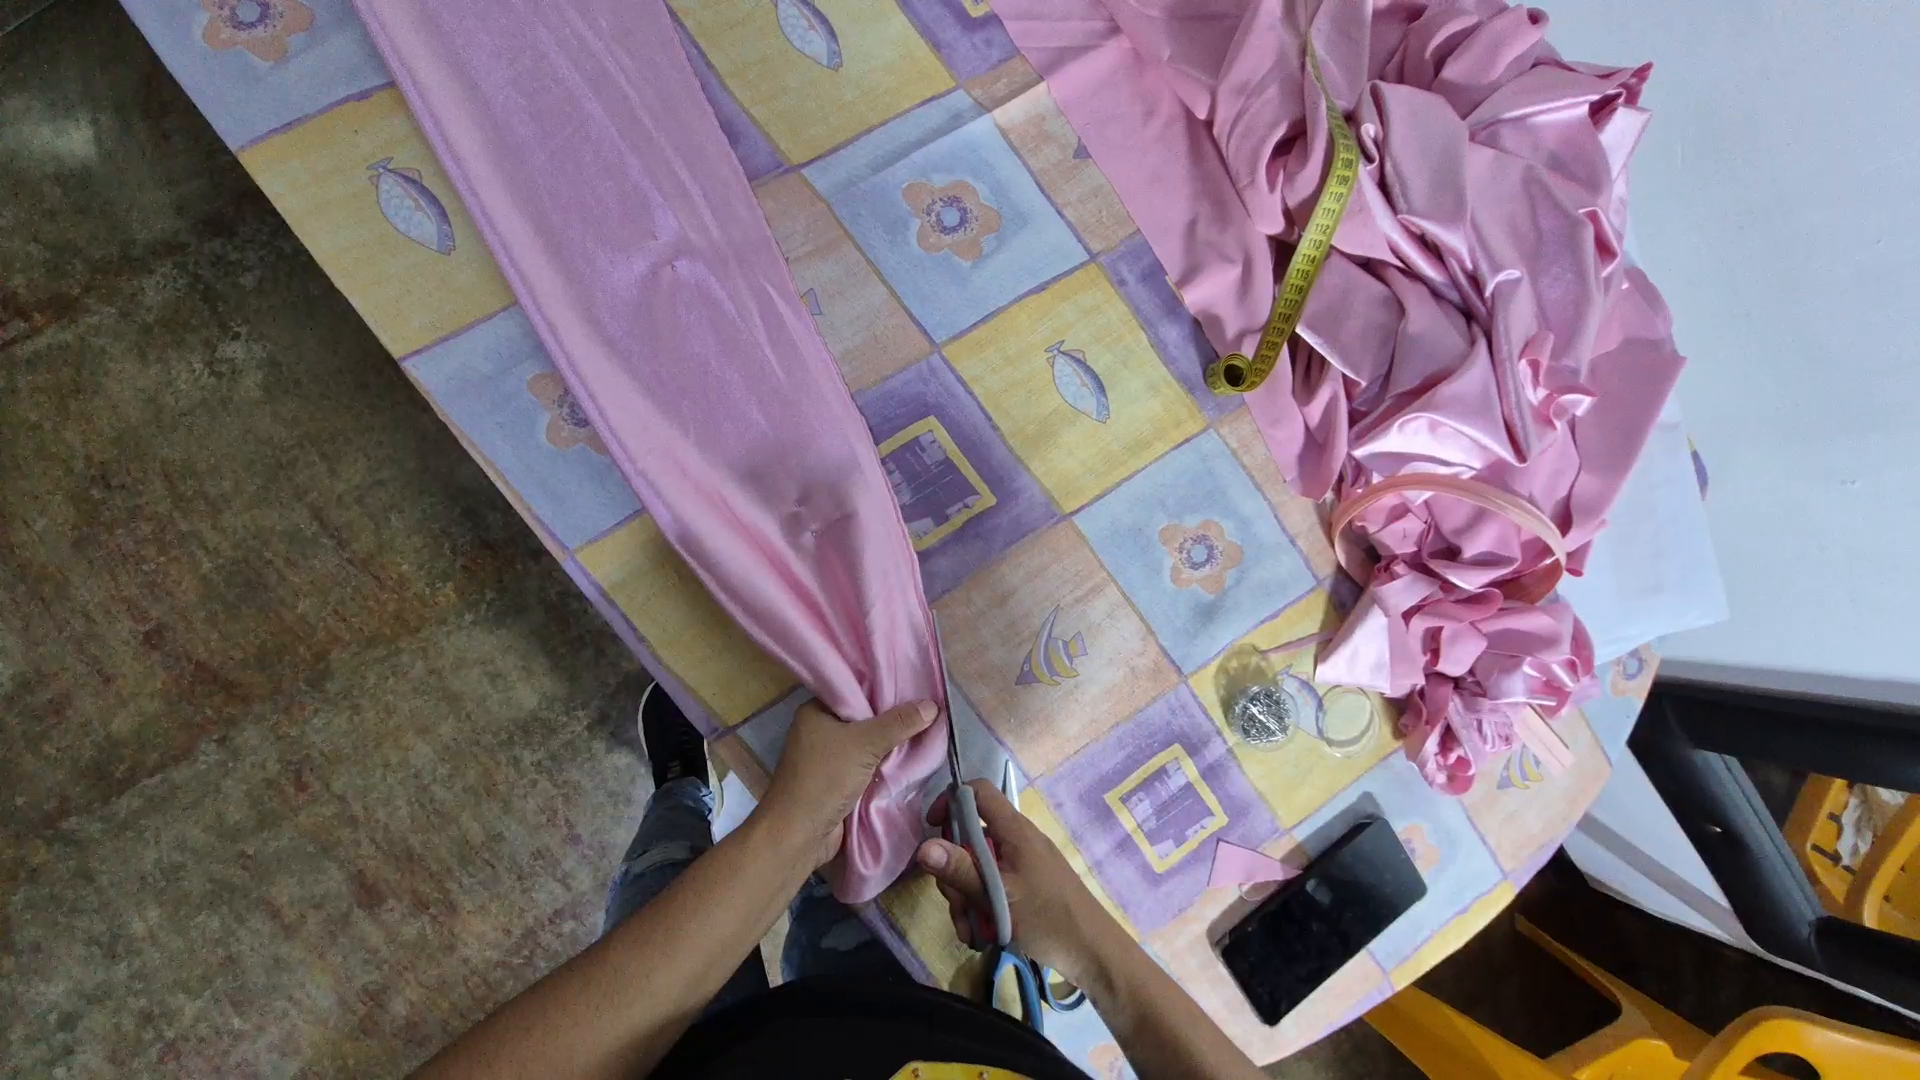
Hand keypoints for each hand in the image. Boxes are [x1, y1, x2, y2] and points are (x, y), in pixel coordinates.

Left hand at [758, 699, 936, 867]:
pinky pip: (869, 764)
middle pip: (866, 716)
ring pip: (869, 742)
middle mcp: (821, 729)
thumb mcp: (864, 744)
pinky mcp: (839, 780)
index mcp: (817, 710)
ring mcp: (830, 756)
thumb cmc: (824, 779)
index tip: (917, 683)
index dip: (886, 686)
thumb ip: (898, 723)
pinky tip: (914, 756)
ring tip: (929, 727)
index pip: (856, 688)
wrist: (799, 836)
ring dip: (893, 743)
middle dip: (894, 716)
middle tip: (930, 706)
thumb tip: (933, 705)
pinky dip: (887, 763)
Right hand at [917, 780, 1118, 985]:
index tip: (933, 828)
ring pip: (975, 868)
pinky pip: (989, 888)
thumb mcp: (998, 896)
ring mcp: (1018, 864)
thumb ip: (960, 870)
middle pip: (968, 837)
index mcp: (1013, 829)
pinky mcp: (1022, 887)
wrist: (1093, 953)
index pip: (977, 791)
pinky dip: (980, 909)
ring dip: (965, 899)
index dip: (951, 801)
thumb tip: (922, 846)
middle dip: (955, 872)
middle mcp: (1014, 840)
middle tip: (958, 903)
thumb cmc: (1048, 917)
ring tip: (971, 930)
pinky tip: (981, 935)